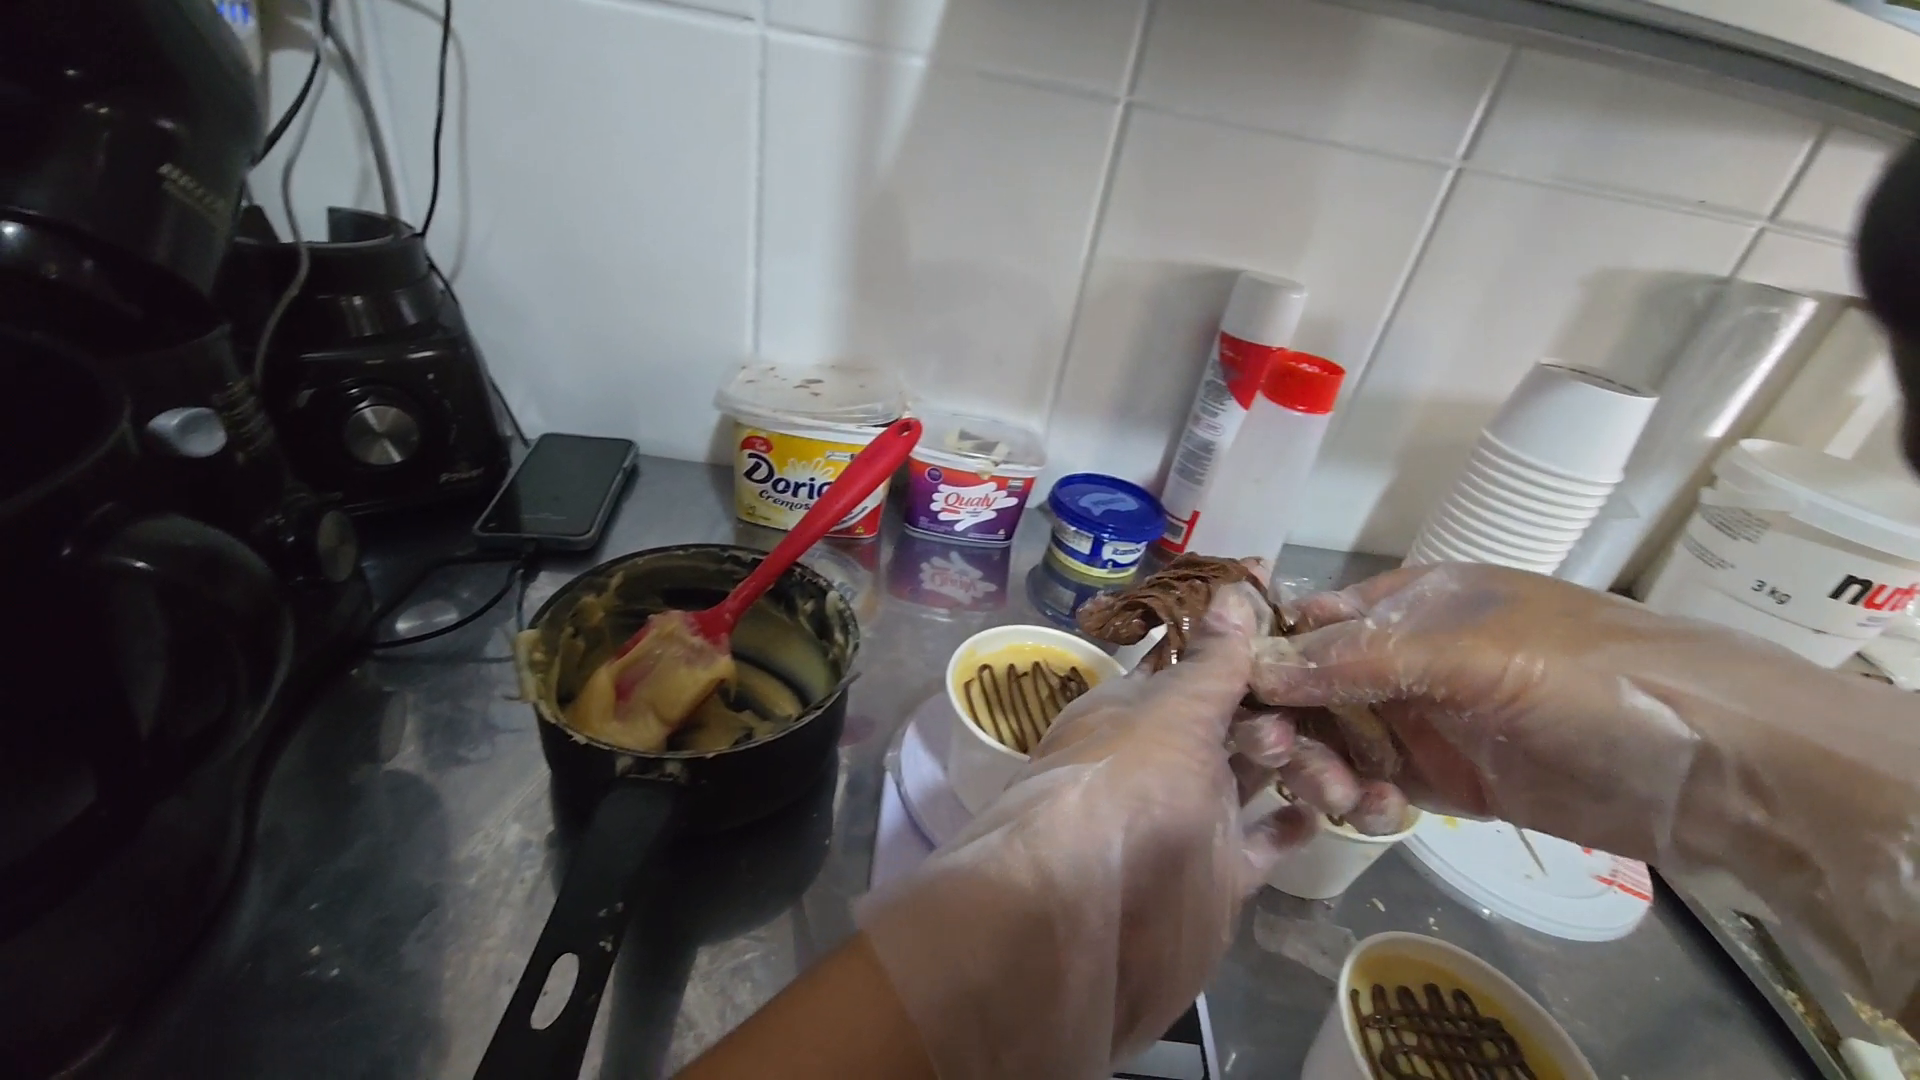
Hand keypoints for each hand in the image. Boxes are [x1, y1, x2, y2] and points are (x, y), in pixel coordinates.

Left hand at [857, 584, 1299, 1078]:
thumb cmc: (1126, 785)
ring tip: (1352, 758)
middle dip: (1282, 713)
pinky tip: (1330, 806)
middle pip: (1231, 723)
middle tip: (1335, 710)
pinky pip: (1261, 842)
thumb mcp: (1171, 709)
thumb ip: (1210, 661)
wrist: (1089, 913)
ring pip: (1252, 778)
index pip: (1198, 671)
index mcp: (1136, 708)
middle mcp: (1159, 758)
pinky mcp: (1214, 874)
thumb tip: (1232, 589)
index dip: (1249, 655)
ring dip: (1298, 765)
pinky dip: (1292, 825)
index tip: (1310, 638)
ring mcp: (1186, 816)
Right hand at [1246, 562, 1919, 1025]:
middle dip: (1288, 721)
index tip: (1223, 692)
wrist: (1715, 766)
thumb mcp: (1466, 652)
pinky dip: (1361, 801)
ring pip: (1335, 741)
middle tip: (1278, 758)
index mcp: (1403, 604)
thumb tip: (1256, 668)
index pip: (1307, 621)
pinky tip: (1374, 813)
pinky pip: (1373, 786)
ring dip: (1320, 766)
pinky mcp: (1443, 778)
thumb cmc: (1584, 676)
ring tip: (1334, 796)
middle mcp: (1401, 659)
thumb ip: (1358, 657)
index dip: (1262, 653)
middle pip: (1311, 688)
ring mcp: (1421, 720)